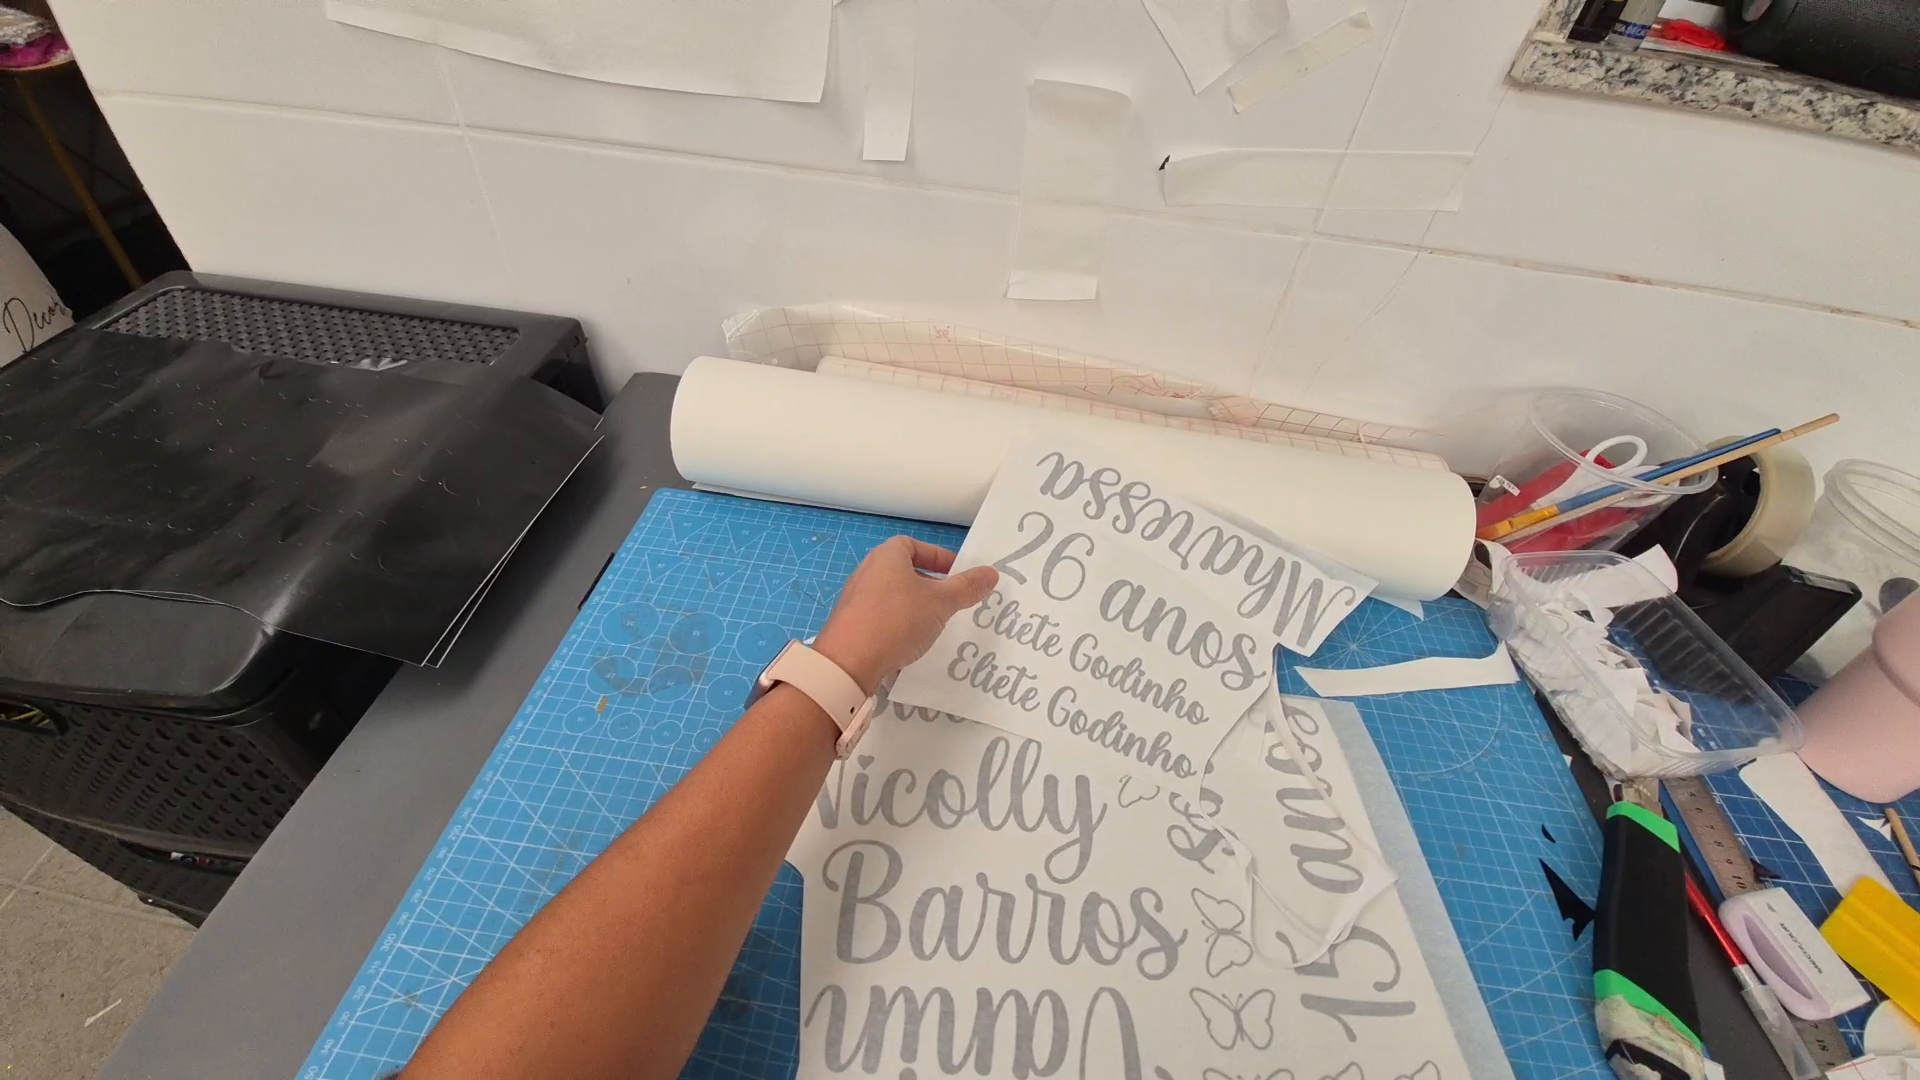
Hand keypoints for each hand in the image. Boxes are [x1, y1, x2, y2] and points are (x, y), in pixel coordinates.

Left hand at [813, 537, 997, 695]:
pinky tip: (911, 642)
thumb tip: (991, 573)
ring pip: (894, 595)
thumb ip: (967, 587)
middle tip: (951, 601)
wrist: (848, 662)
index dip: (938, 557)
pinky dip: (899, 623)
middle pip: (904, 570)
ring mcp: (856, 598)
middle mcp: (868, 571)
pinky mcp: (851, 623)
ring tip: (935, 623)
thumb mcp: (940, 603)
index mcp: (887, 556)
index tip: (957, 574)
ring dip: (915, 605)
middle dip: (930, 583)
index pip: (915, 545)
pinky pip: (881, 616)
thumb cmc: (897, 620)